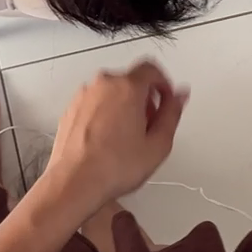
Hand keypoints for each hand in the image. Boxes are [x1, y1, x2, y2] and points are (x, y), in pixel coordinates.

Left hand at [38, 61, 188, 219]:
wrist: (74, 182)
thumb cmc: (111, 167)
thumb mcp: (158, 144)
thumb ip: (173, 113)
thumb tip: (179, 97)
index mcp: (127, 87)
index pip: (152, 68)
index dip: (165, 84)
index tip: (167, 99)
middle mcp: (104, 85)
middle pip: (132, 80)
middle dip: (145, 98)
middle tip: (150, 124)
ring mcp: (85, 95)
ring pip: (112, 91)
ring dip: (125, 106)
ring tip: (129, 137)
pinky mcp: (72, 108)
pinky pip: (95, 102)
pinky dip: (105, 113)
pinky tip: (109, 140)